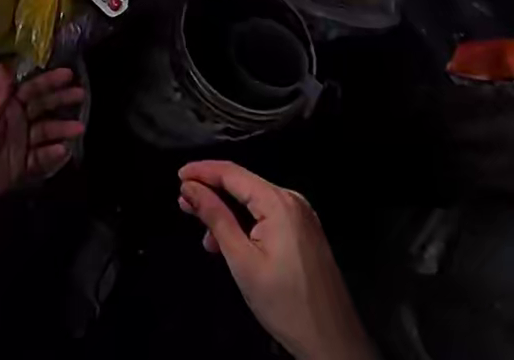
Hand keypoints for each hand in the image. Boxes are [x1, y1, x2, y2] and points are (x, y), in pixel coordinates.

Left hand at [0, 64, 82, 214]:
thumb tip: (0, 63)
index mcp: (6, 107)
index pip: (32, 90)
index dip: (50, 82)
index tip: (69, 75)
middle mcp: (16, 122)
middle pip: (43, 108)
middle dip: (62, 101)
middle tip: (82, 96)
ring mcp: (19, 144)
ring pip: (46, 132)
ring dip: (62, 129)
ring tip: (79, 128)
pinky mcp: (20, 166)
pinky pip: (40, 158)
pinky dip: (52, 154)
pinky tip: (64, 151)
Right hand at [178, 161, 376, 359]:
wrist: (334, 345)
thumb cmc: (285, 304)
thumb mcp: (242, 261)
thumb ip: (215, 217)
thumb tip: (190, 187)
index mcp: (278, 201)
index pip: (232, 172)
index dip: (202, 170)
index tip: (178, 175)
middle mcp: (292, 200)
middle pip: (243, 184)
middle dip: (211, 192)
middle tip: (183, 204)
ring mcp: (301, 215)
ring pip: (253, 201)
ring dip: (226, 211)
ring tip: (204, 232)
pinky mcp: (304, 231)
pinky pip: (267, 215)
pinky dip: (244, 222)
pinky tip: (228, 241)